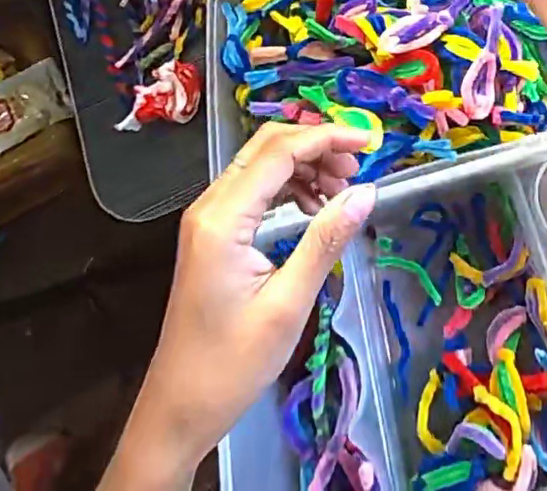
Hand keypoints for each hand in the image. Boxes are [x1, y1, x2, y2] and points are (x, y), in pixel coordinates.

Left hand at [100, 123, 377, 490]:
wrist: (179, 409)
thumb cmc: (231, 365)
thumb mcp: (288, 304)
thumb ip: (326, 240)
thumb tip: (366, 193)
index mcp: (223, 218)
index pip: (279, 151)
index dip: (326, 137)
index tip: (368, 143)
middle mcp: (211, 205)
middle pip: (267, 146)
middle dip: (317, 146)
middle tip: (356, 169)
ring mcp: (209, 216)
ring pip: (263, 163)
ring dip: (305, 165)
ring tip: (342, 190)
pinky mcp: (215, 230)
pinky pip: (257, 188)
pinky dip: (291, 185)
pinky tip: (316, 207)